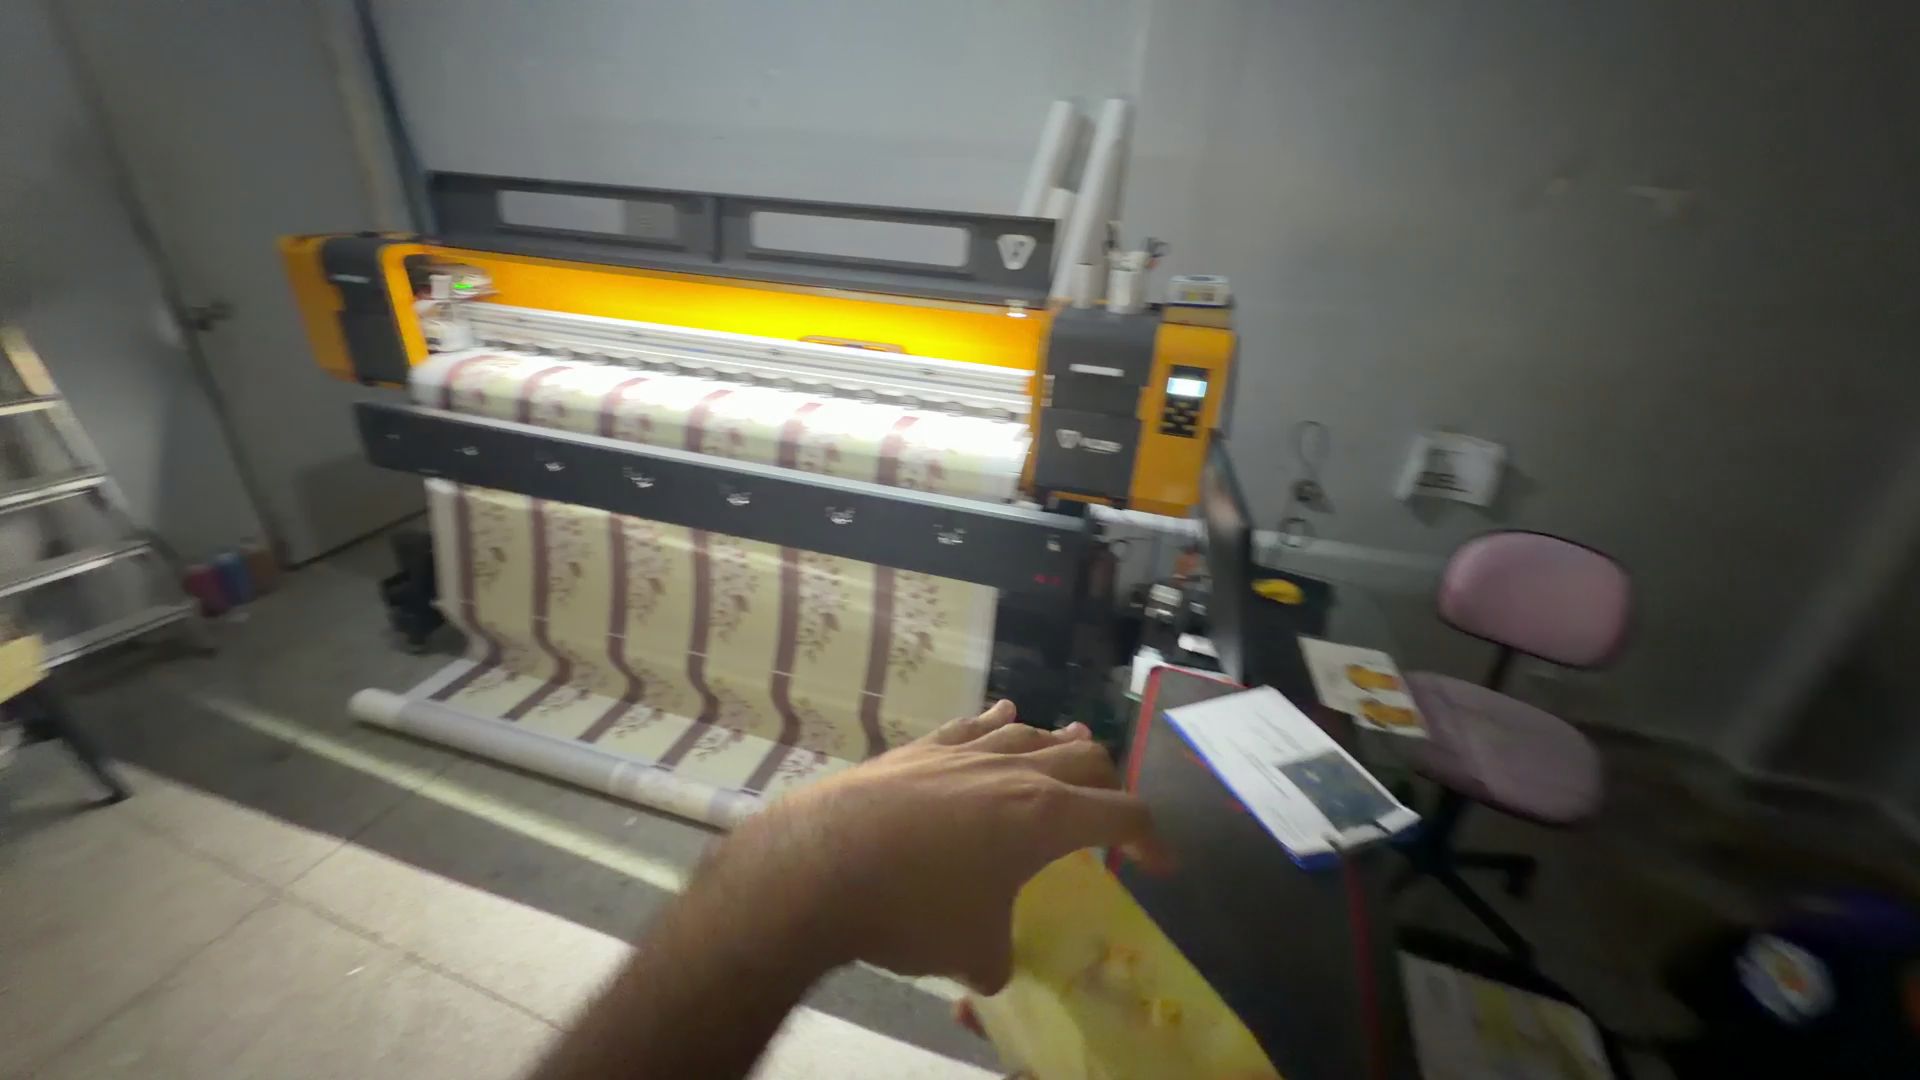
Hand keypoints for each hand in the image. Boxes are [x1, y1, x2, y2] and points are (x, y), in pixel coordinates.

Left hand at [702, 701, 1160, 992]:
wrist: (823, 864)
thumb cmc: (913, 908)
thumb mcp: (973, 951)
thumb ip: (999, 956)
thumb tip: (991, 964)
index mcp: (1045, 815)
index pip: (1123, 814)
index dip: (1152, 840)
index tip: (1162, 864)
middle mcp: (1015, 769)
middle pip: (1086, 758)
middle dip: (1110, 784)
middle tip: (1111, 811)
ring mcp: (966, 750)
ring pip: (1034, 733)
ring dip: (1061, 744)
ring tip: (1076, 747)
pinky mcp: (924, 746)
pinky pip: (977, 723)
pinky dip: (1001, 723)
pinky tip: (1004, 716)